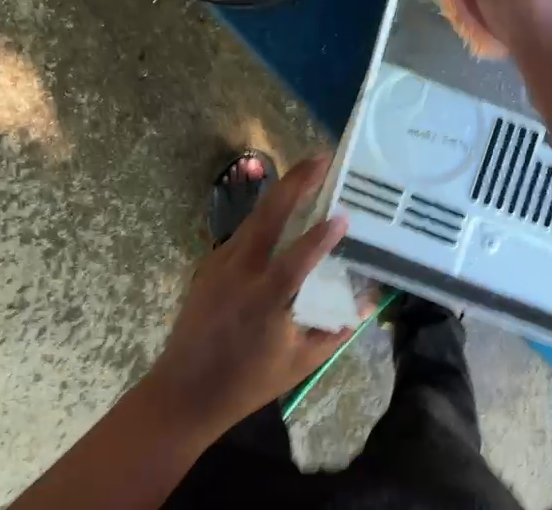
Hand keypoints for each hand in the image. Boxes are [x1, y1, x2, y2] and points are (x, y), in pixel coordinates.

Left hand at [143, 157, 354, 437]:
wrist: (183, 392)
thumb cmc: (246, 382)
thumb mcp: (298, 364)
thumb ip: (335, 330)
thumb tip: (368, 303)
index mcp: (264, 300)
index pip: (297, 259)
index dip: (321, 237)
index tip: (344, 215)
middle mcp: (240, 273)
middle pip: (268, 215)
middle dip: (296, 182)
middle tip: (323, 158)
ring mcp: (221, 264)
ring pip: (255, 216)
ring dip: (283, 191)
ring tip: (309, 172)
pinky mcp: (211, 264)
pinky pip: (245, 231)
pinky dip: (267, 215)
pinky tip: (283, 210)